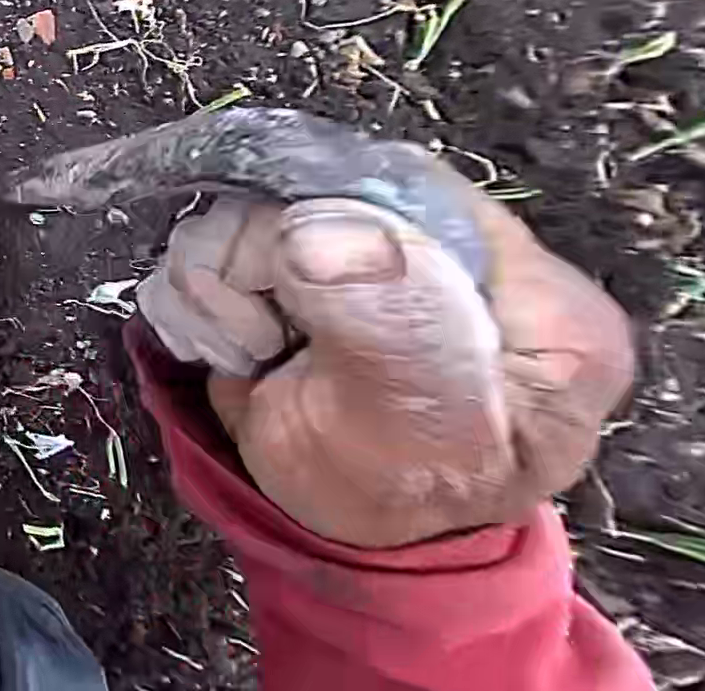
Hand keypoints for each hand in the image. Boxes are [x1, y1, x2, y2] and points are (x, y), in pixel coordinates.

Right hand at [149, 184, 633, 548]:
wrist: (328, 525)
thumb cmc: (392, 492)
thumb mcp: (420, 432)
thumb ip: (395, 336)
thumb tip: (324, 228)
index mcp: (508, 274)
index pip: (399, 181)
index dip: (325, 217)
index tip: (291, 285)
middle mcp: (422, 242)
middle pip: (295, 190)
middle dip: (254, 268)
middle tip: (268, 337)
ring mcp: (341, 249)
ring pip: (231, 213)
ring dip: (217, 292)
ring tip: (251, 349)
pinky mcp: (277, 265)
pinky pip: (197, 244)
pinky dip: (196, 300)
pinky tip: (231, 344)